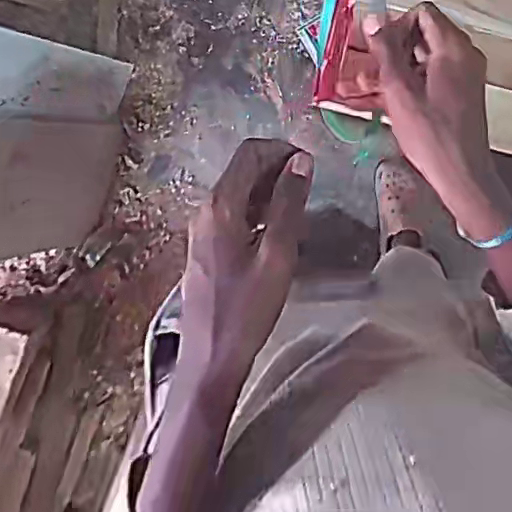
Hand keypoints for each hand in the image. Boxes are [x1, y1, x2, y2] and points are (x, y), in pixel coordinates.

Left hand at [179, 139, 312, 385]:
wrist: (209, 361)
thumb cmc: (246, 310)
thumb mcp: (277, 256)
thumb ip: (289, 205)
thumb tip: (301, 162)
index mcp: (220, 204)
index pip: (250, 153)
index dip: (281, 151)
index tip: (309, 166)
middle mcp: (206, 208)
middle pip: (243, 168)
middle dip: (277, 169)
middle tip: (308, 190)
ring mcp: (202, 227)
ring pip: (239, 190)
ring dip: (269, 191)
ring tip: (298, 213)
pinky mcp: (205, 245)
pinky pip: (233, 211)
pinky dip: (257, 210)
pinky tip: (277, 232)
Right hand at [337, 4, 510, 239]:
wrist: (462, 175)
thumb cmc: (430, 133)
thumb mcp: (399, 89)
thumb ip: (385, 50)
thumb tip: (372, 19)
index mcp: (453, 48)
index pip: (423, 13)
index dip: (397, 24)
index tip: (378, 47)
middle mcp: (463, 55)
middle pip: (422, 34)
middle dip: (390, 48)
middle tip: (365, 66)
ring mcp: (463, 75)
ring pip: (422, 58)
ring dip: (392, 68)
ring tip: (360, 87)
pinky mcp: (459, 93)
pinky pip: (429, 76)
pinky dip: (406, 82)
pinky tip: (377, 99)